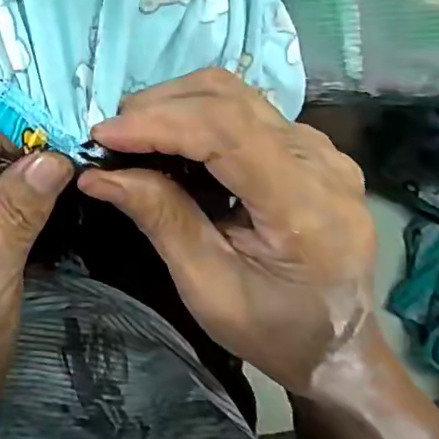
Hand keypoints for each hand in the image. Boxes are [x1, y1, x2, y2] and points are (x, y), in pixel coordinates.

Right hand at [76, 67, 376, 396]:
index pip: (225, 132)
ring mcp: (319, 147)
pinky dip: (192, 112)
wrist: (340, 347)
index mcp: (304, 206)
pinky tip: (168, 140)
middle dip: (156, 107)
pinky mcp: (307, 144)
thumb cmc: (274, 330)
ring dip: (171, 103)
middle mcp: (320, 162)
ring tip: (133, 135)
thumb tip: (97, 175)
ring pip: (231, 91)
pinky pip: (240, 106)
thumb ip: (160, 220)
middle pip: (226, 97)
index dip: (158, 123)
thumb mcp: (208, 288)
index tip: (102, 136)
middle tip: (110, 139)